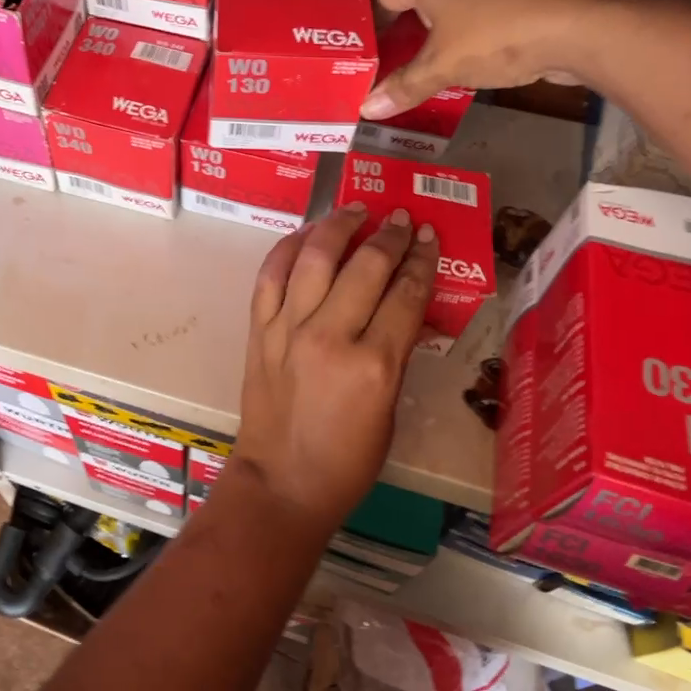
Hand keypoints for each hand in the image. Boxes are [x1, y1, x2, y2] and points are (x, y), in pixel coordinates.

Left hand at [229, 202, 439, 532]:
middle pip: (365, 267)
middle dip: (389, 236)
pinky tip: (305, 234)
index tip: (430, 236)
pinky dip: (287, 247)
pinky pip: (271, 274)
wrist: (282, 481)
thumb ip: (397, 351)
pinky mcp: (260, 329)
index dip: (422, 259)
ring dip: (337, 226)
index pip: (405, 293)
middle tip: (402, 218)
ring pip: (314, 257)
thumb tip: (409, 307)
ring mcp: (288, 329)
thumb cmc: (348, 458)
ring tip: (355, 209)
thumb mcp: (390, 407)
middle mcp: (330, 336)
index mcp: (373, 364)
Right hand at [359, 0, 653, 120]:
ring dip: (443, 27)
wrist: (585, 20)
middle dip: (405, 27)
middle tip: (393, 63)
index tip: (366, 57)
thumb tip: (365, 110)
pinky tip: (478, 55)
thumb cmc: (496, 35)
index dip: (371, 26)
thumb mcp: (442, 68)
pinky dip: (475, 26)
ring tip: (432, 64)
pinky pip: (485, 3)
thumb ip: (404, 86)